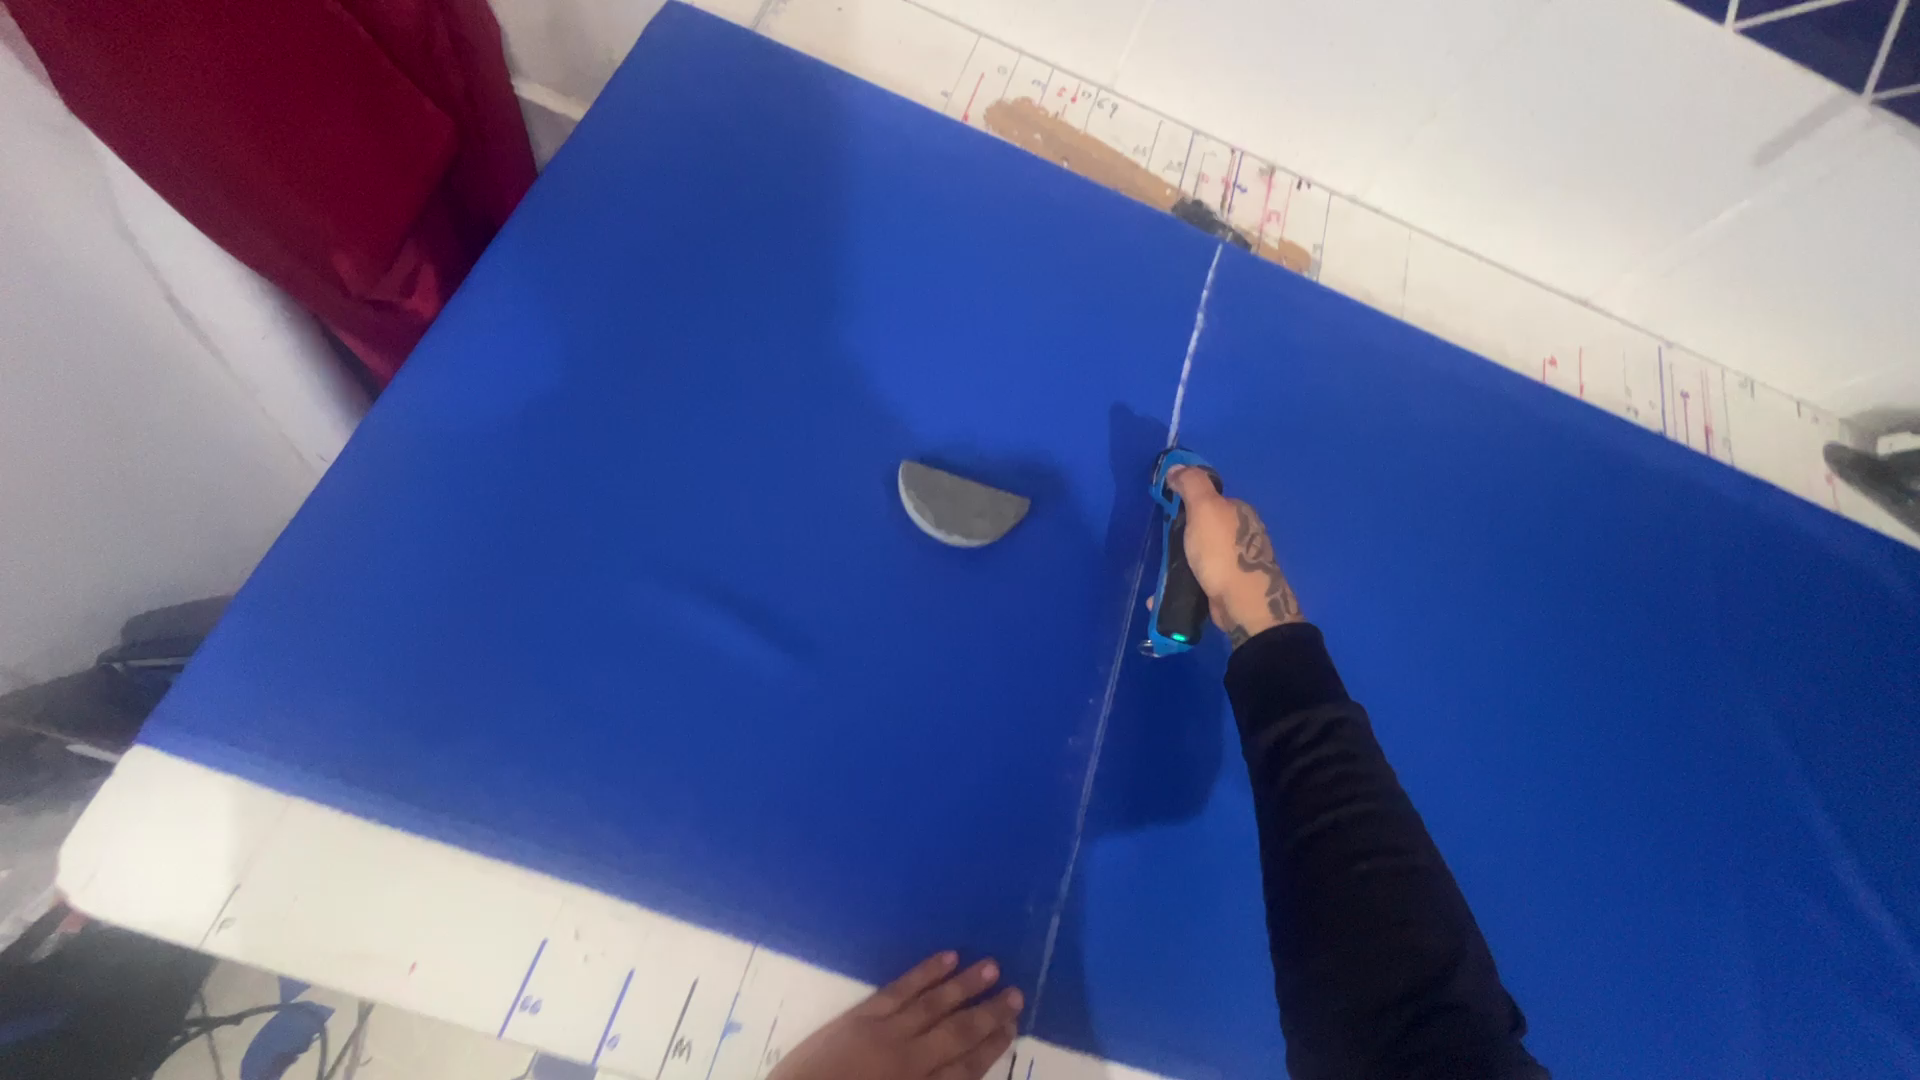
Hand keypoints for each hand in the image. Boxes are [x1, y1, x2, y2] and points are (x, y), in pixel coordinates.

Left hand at [768, 952, 1021, 1079]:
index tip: (1011, 1025)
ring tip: (991, 966)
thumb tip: (957, 1071)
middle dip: (989, 1013)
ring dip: (966, 985)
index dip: (992, 1046)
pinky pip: (902, 989)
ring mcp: (886, 1034)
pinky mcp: (862, 1017)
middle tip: (1016, 992)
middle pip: (958, 1034)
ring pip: (936, 1005)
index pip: (966, 1069)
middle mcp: (910, 1062)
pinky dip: (926, 973)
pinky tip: (947, 958)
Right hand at [1165, 466, 1303, 647]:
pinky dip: (1183, 583)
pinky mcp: (1228, 586)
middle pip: (1203, 528)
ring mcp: (1237, 562)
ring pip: (1201, 555)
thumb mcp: (1204, 508)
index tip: (1165, 514)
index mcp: (1239, 512)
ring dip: (1180, 563)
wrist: (1243, 602)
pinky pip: (1200, 579)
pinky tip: (1166, 592)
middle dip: (1181, 536)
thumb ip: (1191, 484)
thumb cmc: (1221, 552)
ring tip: (1162, 572)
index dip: (1185, 502)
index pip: (1209, 499)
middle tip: (1163, 546)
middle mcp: (1242, 534)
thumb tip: (1176, 467)